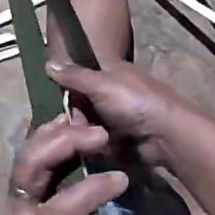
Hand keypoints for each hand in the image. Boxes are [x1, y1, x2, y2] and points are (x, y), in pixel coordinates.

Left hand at [0, 115, 128, 214]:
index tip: (122, 180)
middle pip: (29, 167)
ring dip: (57, 131)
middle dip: (64, 145)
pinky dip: (51, 130)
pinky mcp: (21, 185)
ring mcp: (15, 197)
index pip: (57, 211)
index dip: (90, 191)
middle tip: (101, 135)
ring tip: (90, 123)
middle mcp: (17, 214)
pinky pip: (31, 148)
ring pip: (26, 151)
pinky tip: (73, 119)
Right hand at [45, 60, 201, 165]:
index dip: (64, 89)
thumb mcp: (102, 84)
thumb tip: (48, 62)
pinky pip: (96, 142)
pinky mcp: (119, 140)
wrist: (166, 135)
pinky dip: (91, 146)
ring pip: (85, 126)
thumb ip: (76, 76)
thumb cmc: (135, 102)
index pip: (79, 78)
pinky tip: (84, 151)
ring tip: (75, 141)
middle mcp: (113, 94)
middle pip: (79, 105)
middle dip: (71, 117)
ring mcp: (116, 118)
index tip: (49, 101)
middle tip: (67, 126)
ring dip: (80, 134)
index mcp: (112, 74)